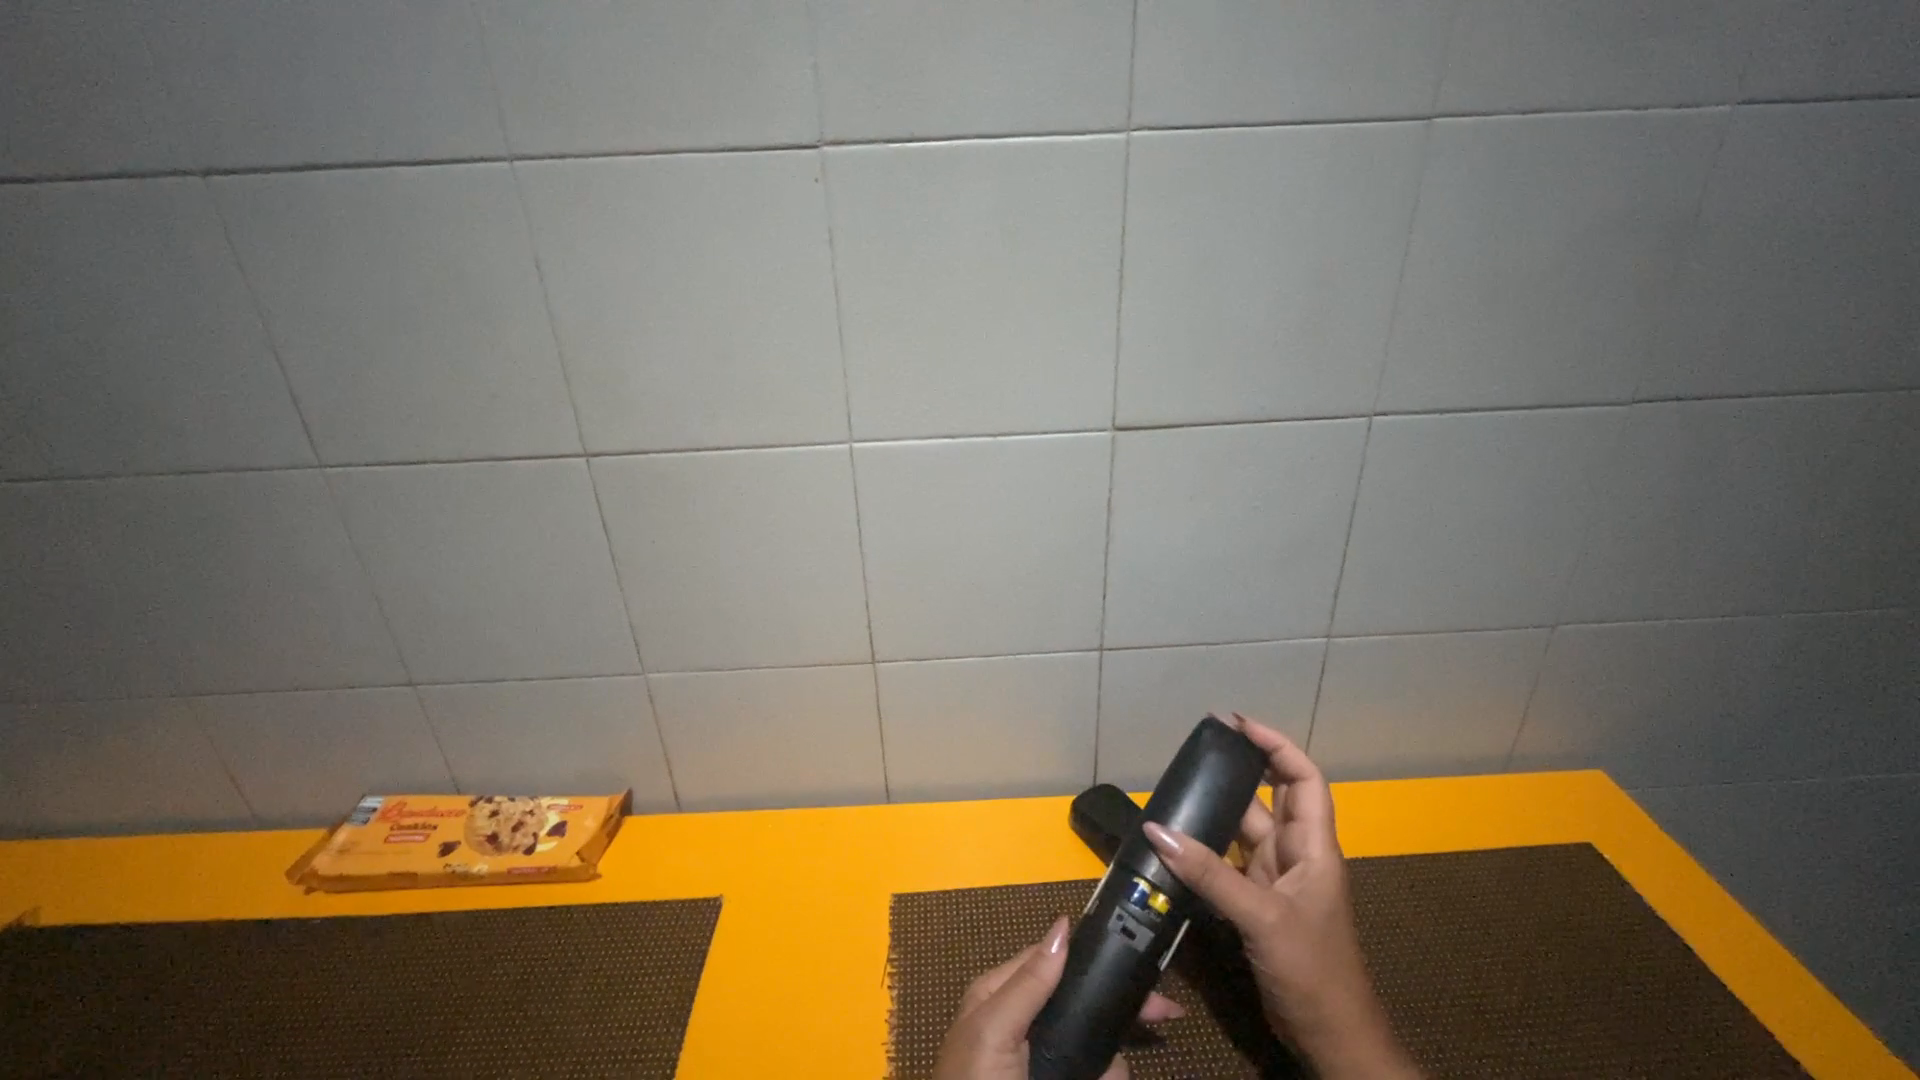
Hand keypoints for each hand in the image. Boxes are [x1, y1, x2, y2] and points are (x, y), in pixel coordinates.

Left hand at [933, 915, 1184, 1079]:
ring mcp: (1045, 1058)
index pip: (1057, 960)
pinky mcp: (1063, 1078)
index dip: (1095, 957)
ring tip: (1106, 1073)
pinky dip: (1108, 1075)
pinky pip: (1099, 1071)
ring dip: (1111, 1062)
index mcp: (1003, 994)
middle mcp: (1027, 1022)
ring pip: (1098, 1046)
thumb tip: (1063, 925)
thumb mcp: (993, 1030)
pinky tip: (1108, 1077)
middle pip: (1084, 1003)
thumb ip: (1028, 982)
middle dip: (1122, 1011)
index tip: (1139, 960)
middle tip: (1167, 1012)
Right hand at [1141, 715, 1419, 1079]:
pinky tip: (1175, 842)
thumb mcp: (1262, 918)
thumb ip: (1209, 875)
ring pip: (1243, 832)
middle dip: (1240, 769)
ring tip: (1177, 787)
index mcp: (1314, 848)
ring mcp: (1274, 881)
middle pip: (1270, 798)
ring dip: (1216, 811)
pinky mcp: (1255, 904)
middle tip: (1198, 748)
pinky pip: (1226, 864)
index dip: (1277, 746)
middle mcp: (1295, 856)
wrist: (1331, 1037)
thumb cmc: (1313, 970)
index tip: (1239, 725)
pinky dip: (1203, 850)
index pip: (1304, 779)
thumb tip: (1157, 831)